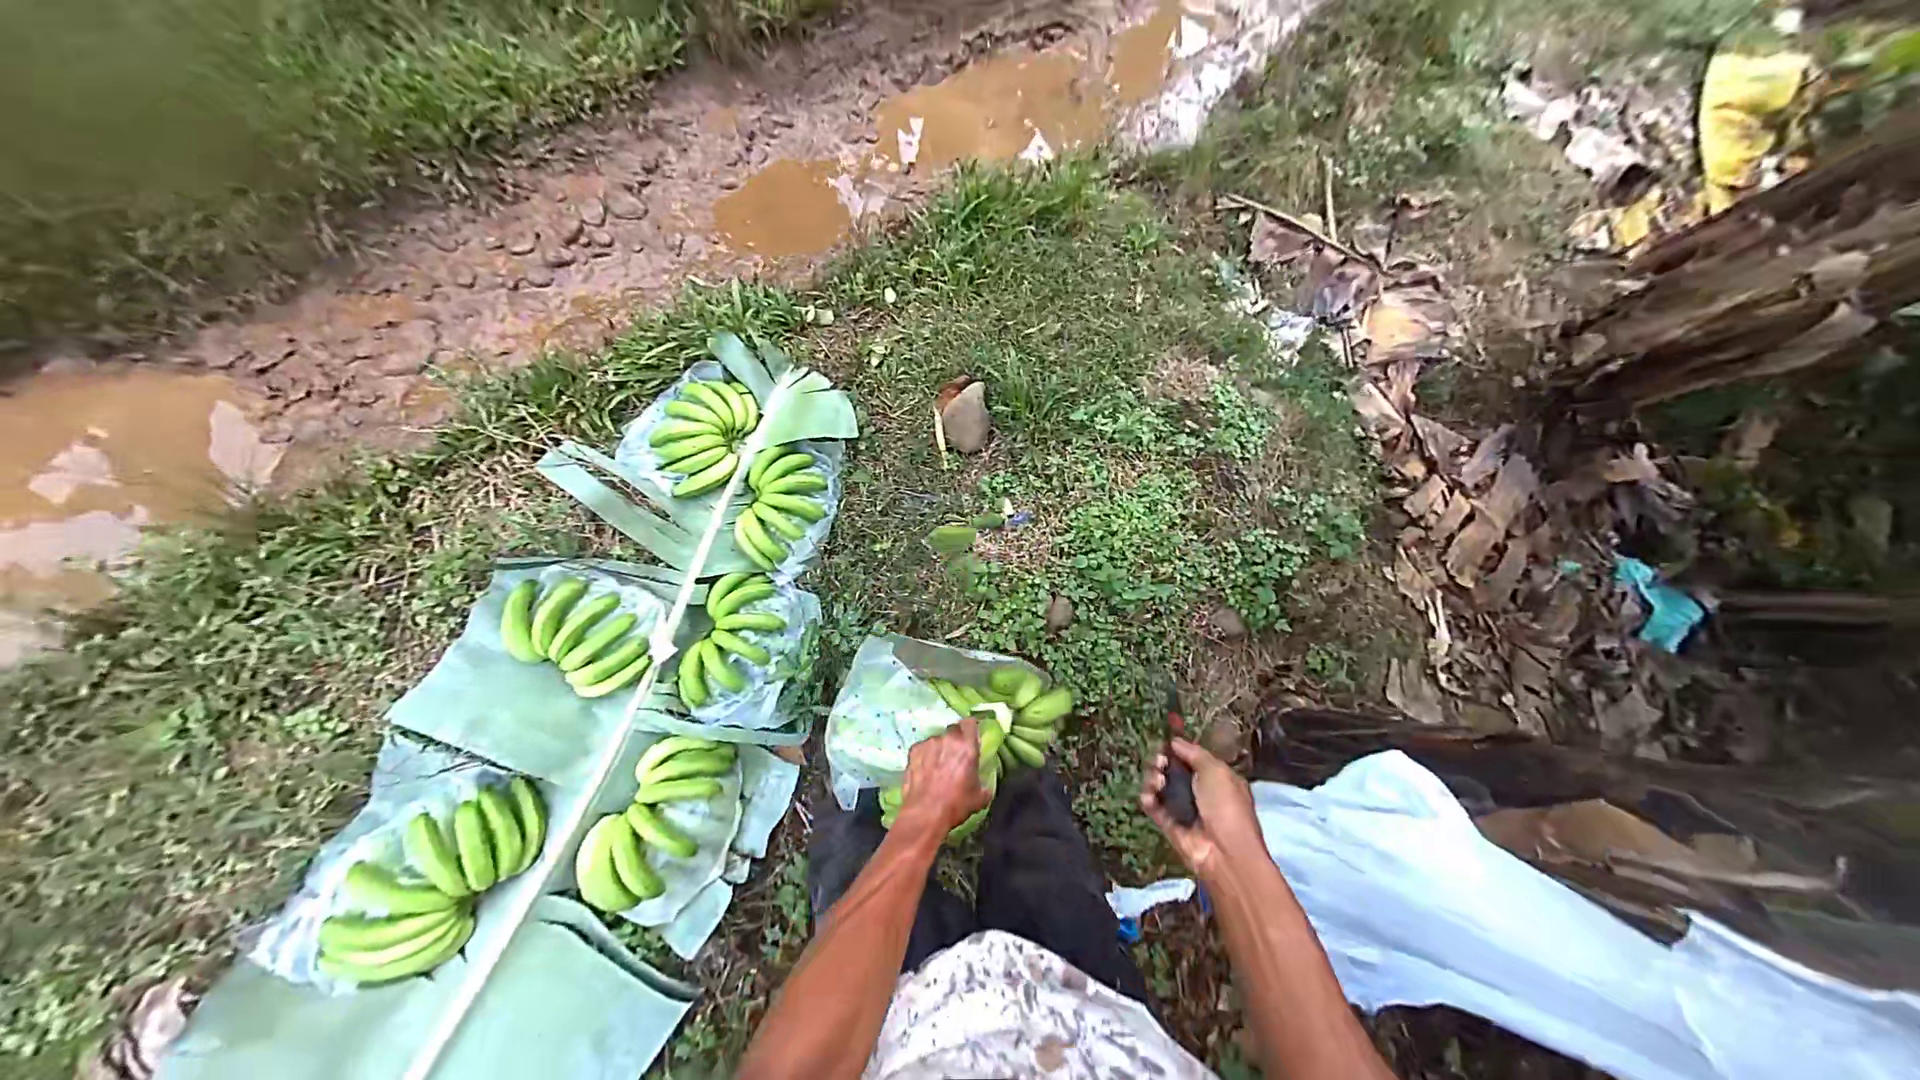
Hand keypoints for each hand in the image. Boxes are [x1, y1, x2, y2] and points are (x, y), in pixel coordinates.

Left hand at [896, 715, 991, 838]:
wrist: (925, 814)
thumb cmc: (956, 805)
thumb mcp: (980, 797)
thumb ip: (984, 783)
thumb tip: (984, 783)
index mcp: (967, 747)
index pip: (970, 723)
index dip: (970, 728)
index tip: (971, 736)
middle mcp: (948, 739)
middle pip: (953, 730)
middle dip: (956, 739)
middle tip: (956, 754)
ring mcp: (929, 743)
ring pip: (937, 739)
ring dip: (940, 748)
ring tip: (938, 765)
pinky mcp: (914, 750)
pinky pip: (923, 748)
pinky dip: (925, 755)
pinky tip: (925, 769)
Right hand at [1140, 738, 1264, 879]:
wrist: (1225, 852)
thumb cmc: (1226, 807)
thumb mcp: (1216, 771)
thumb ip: (1194, 752)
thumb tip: (1174, 741)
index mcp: (1215, 776)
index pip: (1192, 754)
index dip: (1178, 743)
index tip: (1165, 730)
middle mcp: (1197, 789)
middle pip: (1171, 767)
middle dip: (1162, 760)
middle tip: (1160, 761)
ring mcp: (1182, 806)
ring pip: (1159, 784)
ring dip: (1154, 777)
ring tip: (1157, 780)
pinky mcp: (1168, 822)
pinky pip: (1153, 805)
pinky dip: (1149, 797)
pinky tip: (1150, 795)